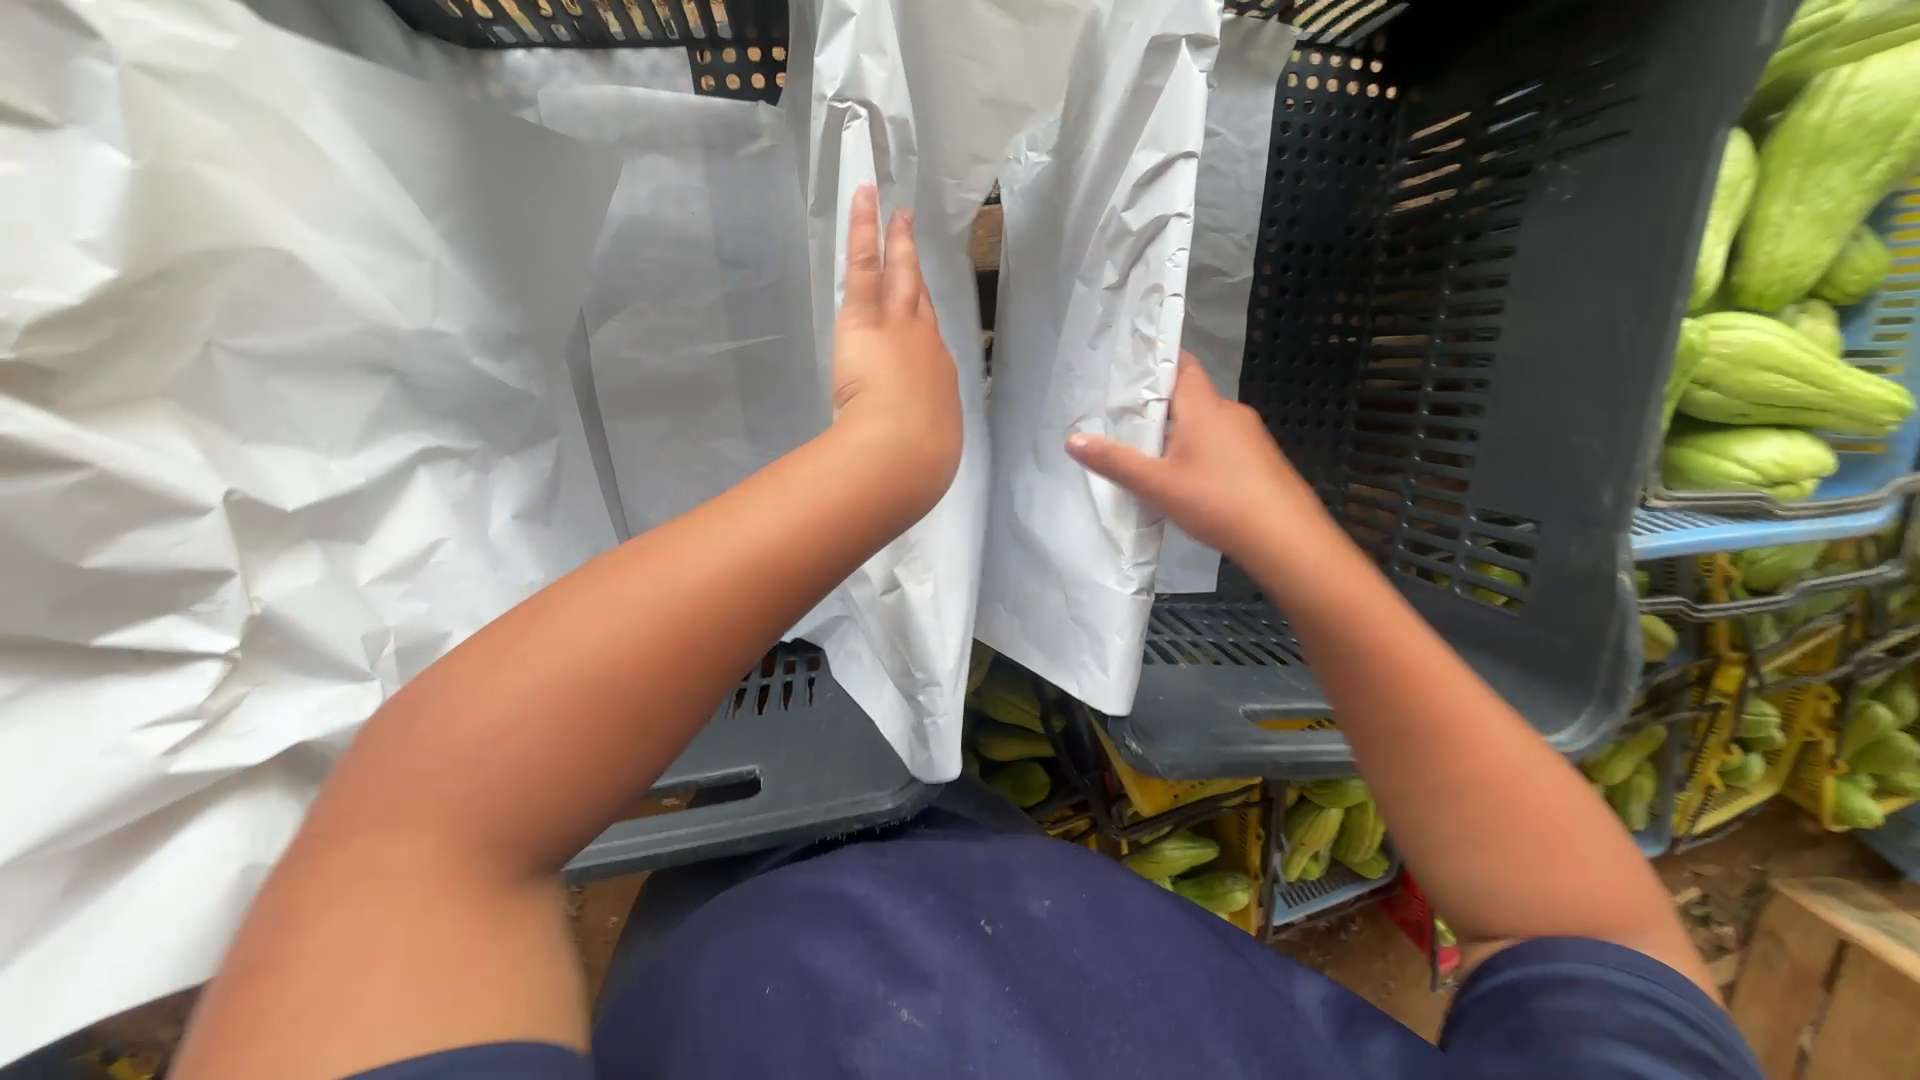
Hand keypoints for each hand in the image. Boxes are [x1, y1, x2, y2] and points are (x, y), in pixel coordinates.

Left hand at [830, 185, 961, 508]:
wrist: (904, 452)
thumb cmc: (916, 463)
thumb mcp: (925, 456)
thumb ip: (916, 448)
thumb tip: (913, 465)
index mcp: (938, 381)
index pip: (930, 342)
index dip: (925, 319)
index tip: (921, 307)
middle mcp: (927, 345)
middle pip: (923, 297)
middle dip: (918, 267)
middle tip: (914, 234)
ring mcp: (900, 326)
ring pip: (899, 272)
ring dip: (895, 240)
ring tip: (894, 211)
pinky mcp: (867, 317)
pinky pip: (864, 264)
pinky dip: (865, 229)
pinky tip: (866, 200)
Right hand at [1066, 353, 1332, 561]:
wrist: (1287, 539)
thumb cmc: (1218, 502)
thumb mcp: (1157, 485)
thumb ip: (1114, 462)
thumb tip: (1072, 439)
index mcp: (1203, 407)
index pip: (1181, 364)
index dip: (1155, 362)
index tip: (1126, 372)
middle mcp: (1230, 412)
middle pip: (1189, 396)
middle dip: (1159, 407)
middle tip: (1124, 422)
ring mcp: (1251, 436)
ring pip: (1206, 424)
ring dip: (1180, 434)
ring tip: (1150, 456)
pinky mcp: (1262, 461)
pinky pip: (1223, 445)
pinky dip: (1202, 453)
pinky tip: (1188, 481)